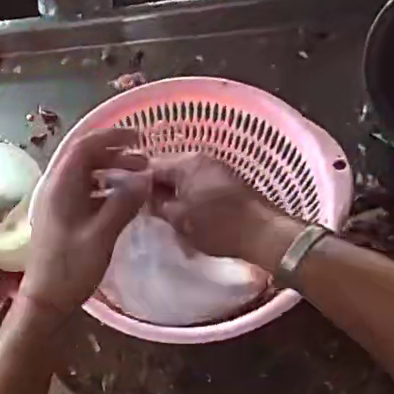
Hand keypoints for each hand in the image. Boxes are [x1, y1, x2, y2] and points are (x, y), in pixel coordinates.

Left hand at [22, 128, 150, 312]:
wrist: (46, 298)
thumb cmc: (71, 268)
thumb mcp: (102, 235)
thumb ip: (123, 203)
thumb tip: (144, 179)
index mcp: (59, 187)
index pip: (83, 146)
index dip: (111, 137)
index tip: (140, 138)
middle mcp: (55, 189)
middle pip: (84, 157)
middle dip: (115, 153)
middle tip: (145, 161)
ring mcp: (57, 202)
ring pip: (85, 175)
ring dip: (111, 170)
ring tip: (139, 179)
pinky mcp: (62, 216)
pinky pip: (85, 191)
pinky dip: (105, 188)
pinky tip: (123, 198)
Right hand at [150, 152, 303, 266]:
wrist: (265, 234)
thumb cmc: (218, 227)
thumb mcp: (177, 218)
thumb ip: (156, 204)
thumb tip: (144, 197)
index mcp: (185, 162)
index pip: (148, 166)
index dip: (135, 182)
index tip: (128, 199)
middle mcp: (200, 158)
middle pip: (166, 169)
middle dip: (154, 187)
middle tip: (143, 208)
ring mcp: (215, 168)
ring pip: (181, 177)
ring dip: (171, 192)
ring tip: (163, 212)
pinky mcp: (226, 181)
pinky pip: (196, 183)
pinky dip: (187, 194)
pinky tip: (183, 211)